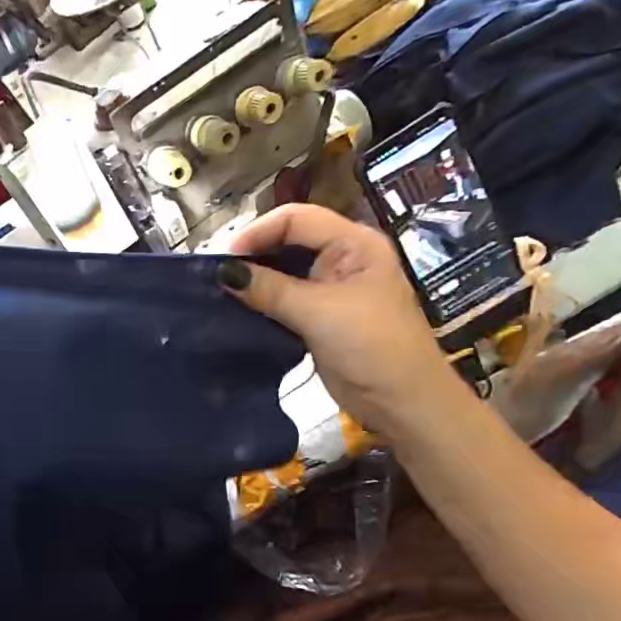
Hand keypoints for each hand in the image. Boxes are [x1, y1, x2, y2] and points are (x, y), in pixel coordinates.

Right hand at [220, 204, 451, 427]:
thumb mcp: (318, 312)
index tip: (225, 259)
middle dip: (253, 254)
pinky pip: (285, 301)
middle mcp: (342, 259)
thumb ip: (270, 290)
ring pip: (284, 272)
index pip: (297, 219)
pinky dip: (262, 303)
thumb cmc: (372, 346)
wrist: (402, 402)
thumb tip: (224, 272)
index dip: (258, 232)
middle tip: (217, 275)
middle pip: (288, 241)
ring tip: (222, 292)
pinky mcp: (320, 319)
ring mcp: (331, 290)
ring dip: (255, 280)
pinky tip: (239, 311)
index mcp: (354, 243)